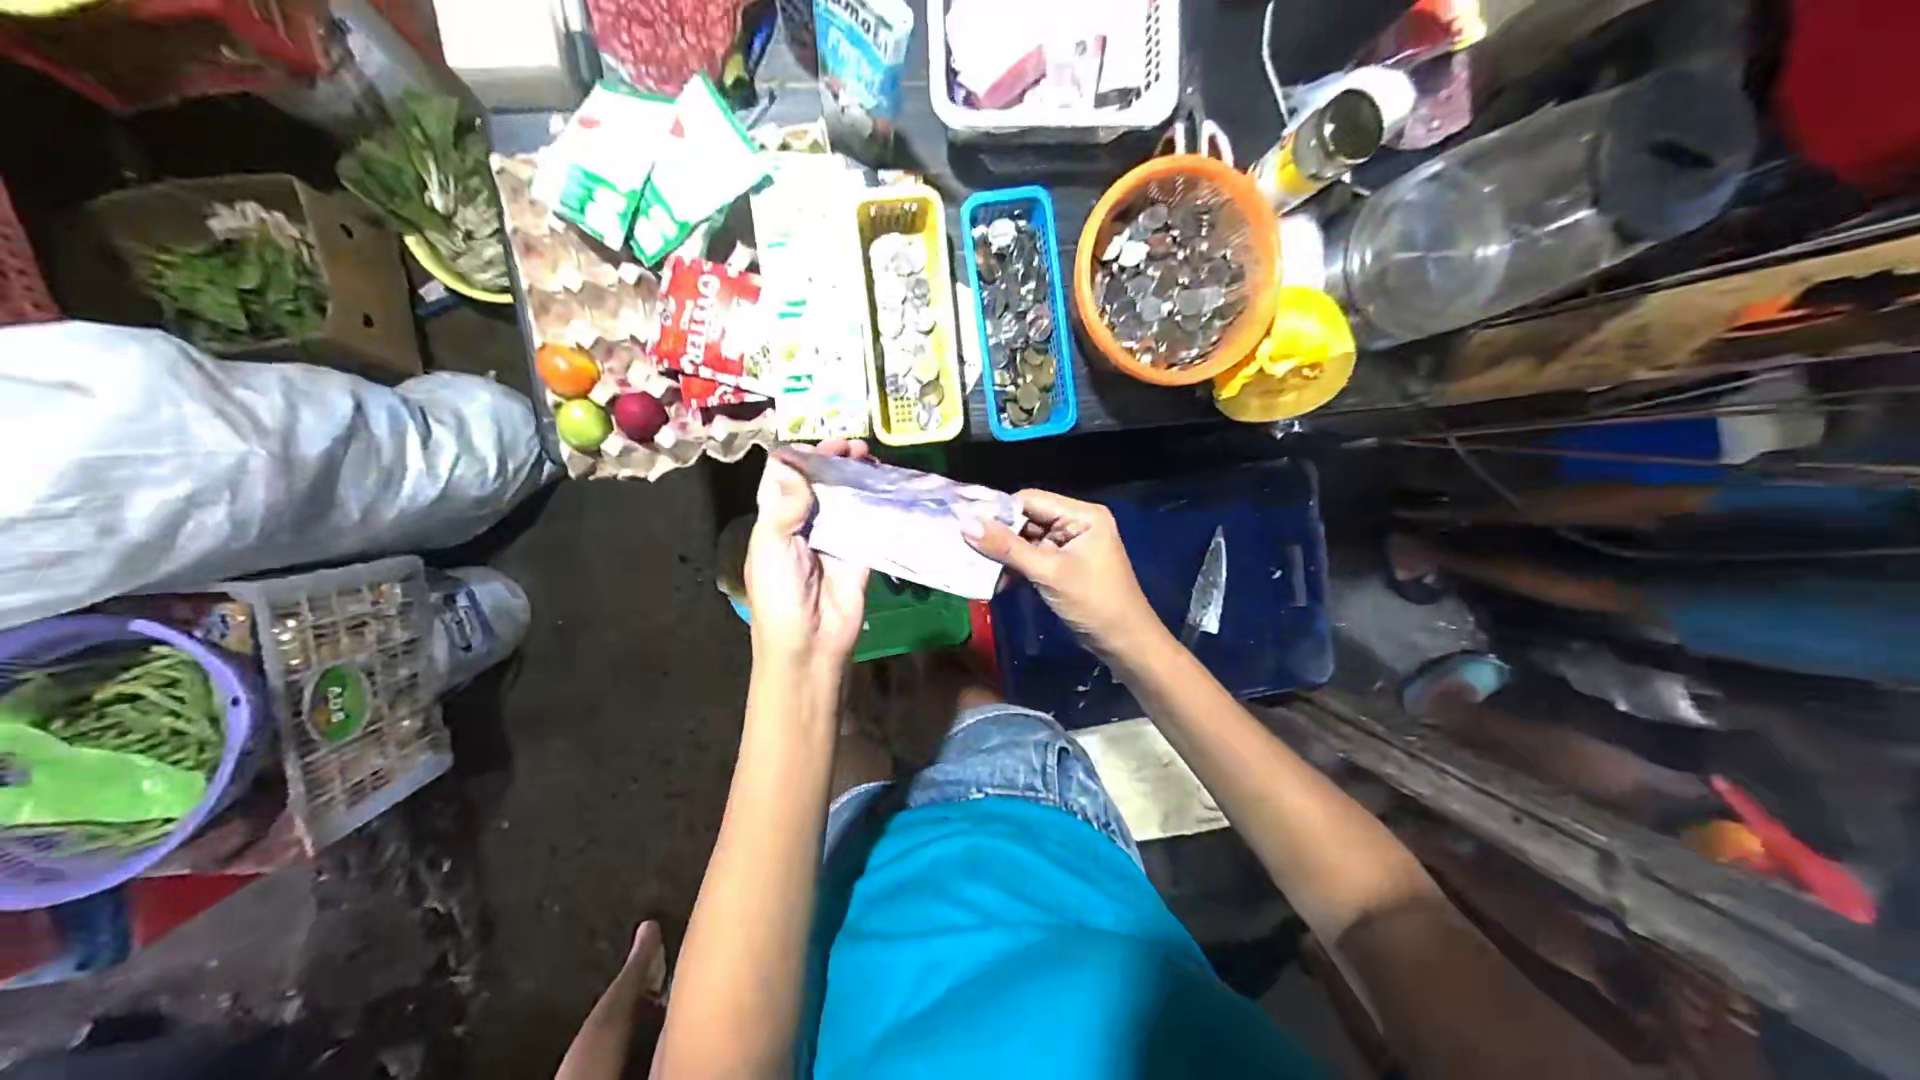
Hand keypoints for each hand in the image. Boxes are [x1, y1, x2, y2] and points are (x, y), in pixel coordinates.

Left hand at [746, 440, 871, 674]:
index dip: (802, 457)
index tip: (821, 443)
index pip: (785, 478)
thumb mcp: (771, 546)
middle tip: (853, 447)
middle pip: (820, 484)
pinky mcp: (861, 552)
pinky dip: (878, 503)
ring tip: (870, 460)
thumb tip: (797, 463)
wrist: (810, 644)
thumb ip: (784, 505)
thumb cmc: (780, 595)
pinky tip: (888, 486)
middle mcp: (805, 524)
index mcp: (775, 520)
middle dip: (834, 462)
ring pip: (847, 498)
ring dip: (857, 478)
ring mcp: (835, 537)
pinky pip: (870, 521)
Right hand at [960, 489, 1160, 658]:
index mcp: (1082, 515)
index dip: (997, 510)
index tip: (964, 522)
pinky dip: (1016, 567)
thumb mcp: (1048, 573)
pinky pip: (1033, 557)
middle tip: (963, 544)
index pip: (1030, 500)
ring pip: (1027, 539)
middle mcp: (1077, 523)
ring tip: (975, 565)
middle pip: (1027, 518)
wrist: (1125, 643)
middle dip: (998, 534)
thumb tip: (966, 524)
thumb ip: (1007, 548)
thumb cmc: (1093, 603)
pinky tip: (995, 581)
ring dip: (1004, 554)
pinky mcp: (1065, 565)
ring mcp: (1071, 545)